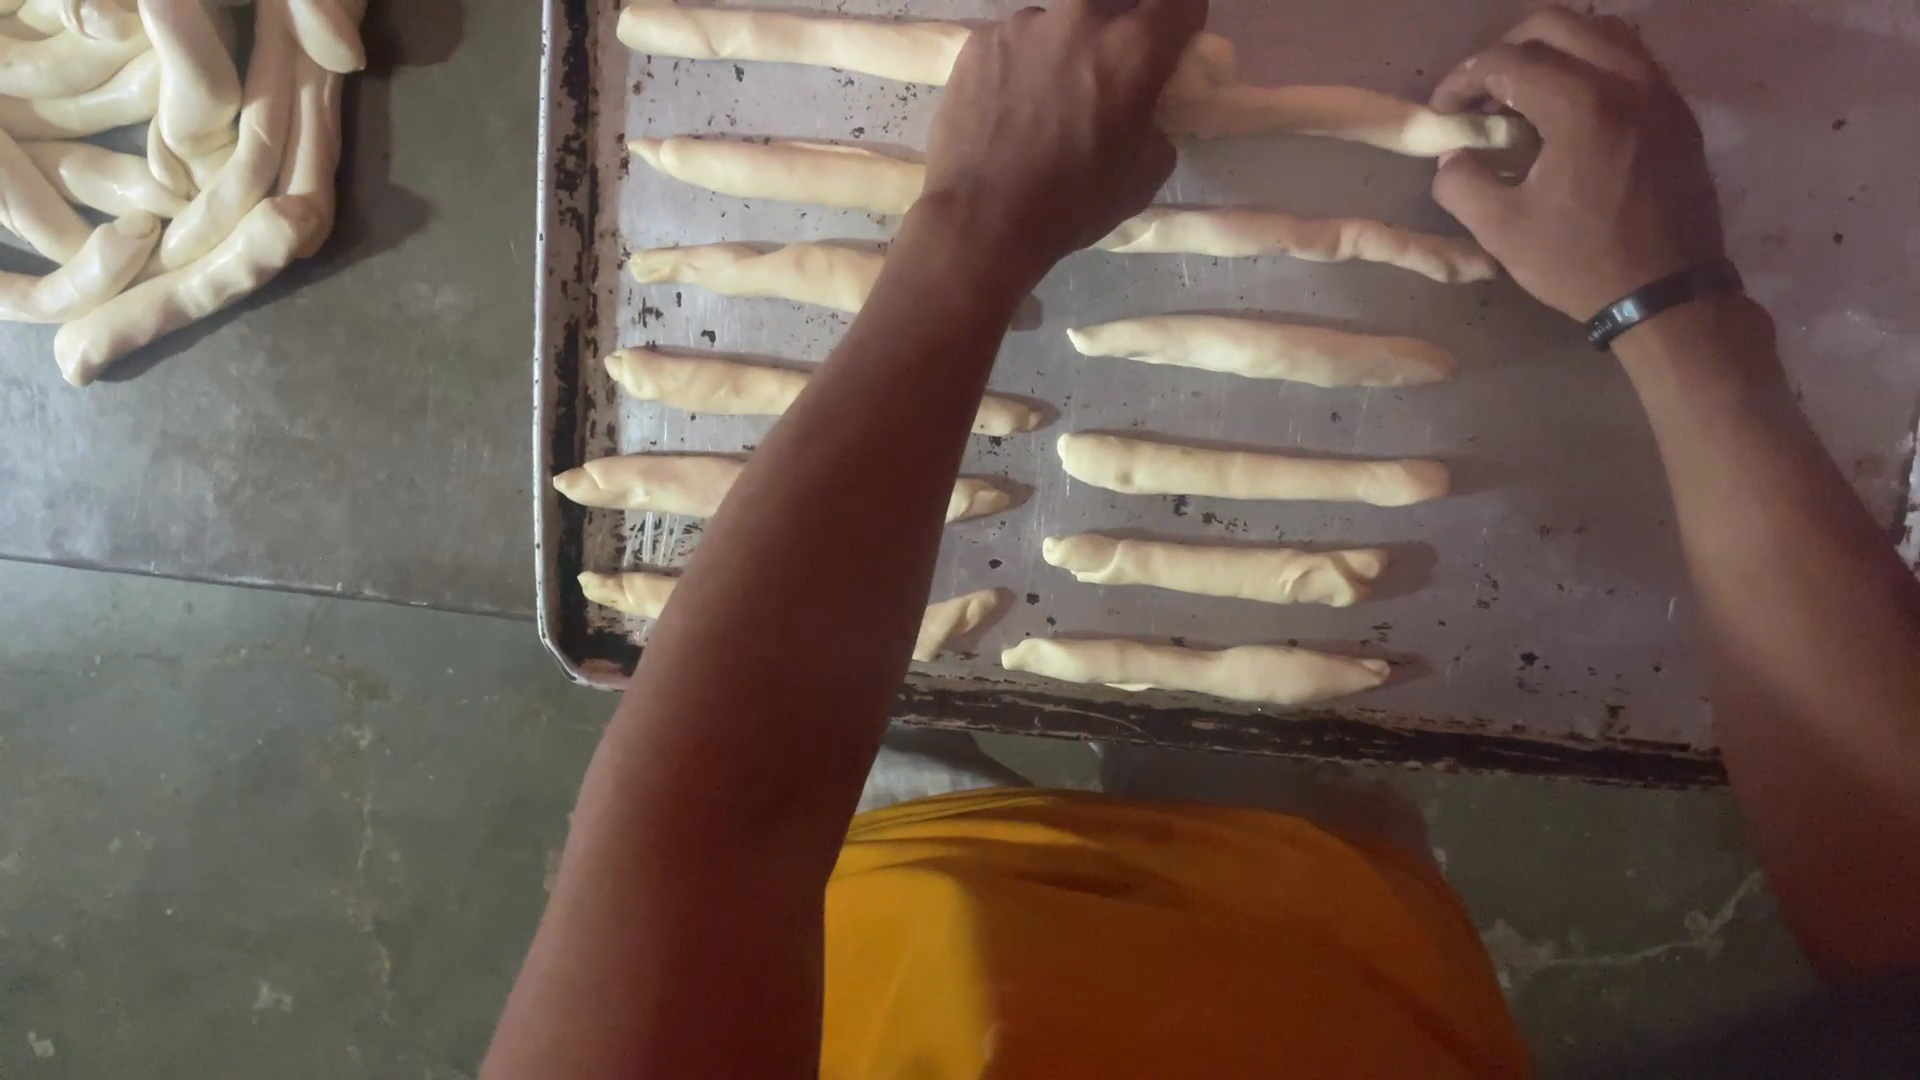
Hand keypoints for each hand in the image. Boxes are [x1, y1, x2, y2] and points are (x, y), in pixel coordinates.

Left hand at [918, 0, 1206, 281]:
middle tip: (1104, 77)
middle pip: (1115, 3)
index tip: (1168, 50)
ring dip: (1062, 51)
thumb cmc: (1069, 206)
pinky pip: (1013, 44)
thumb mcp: (1141, 180)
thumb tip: (1145, 117)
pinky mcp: (980, 42)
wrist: (981, 221)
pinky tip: (1006, 112)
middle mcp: (1081, 18)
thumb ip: (1156, 129)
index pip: (1180, 2)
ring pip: (1059, 22)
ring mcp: (1025, 24)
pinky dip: (1017, 69)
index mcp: (1133, 49)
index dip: (1178, 26)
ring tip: (1043, 104)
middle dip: (1119, 30)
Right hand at [1429, 8, 1725, 320]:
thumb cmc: (1575, 260)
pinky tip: (1561, 111)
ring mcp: (1659, 89)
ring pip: (1601, 31)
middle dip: (1505, 50)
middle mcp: (1627, 79)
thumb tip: (1452, 157)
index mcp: (1581, 106)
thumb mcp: (1500, 230)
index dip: (1463, 78)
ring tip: (1519, 96)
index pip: (1510, 61)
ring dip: (1550, 51)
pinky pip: (1627, 58)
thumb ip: (1462, 184)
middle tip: (1477, 92)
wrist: (1663, 286)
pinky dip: (1585, 66)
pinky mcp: (1674, 108)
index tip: (1441, 110)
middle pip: (1559, 25)